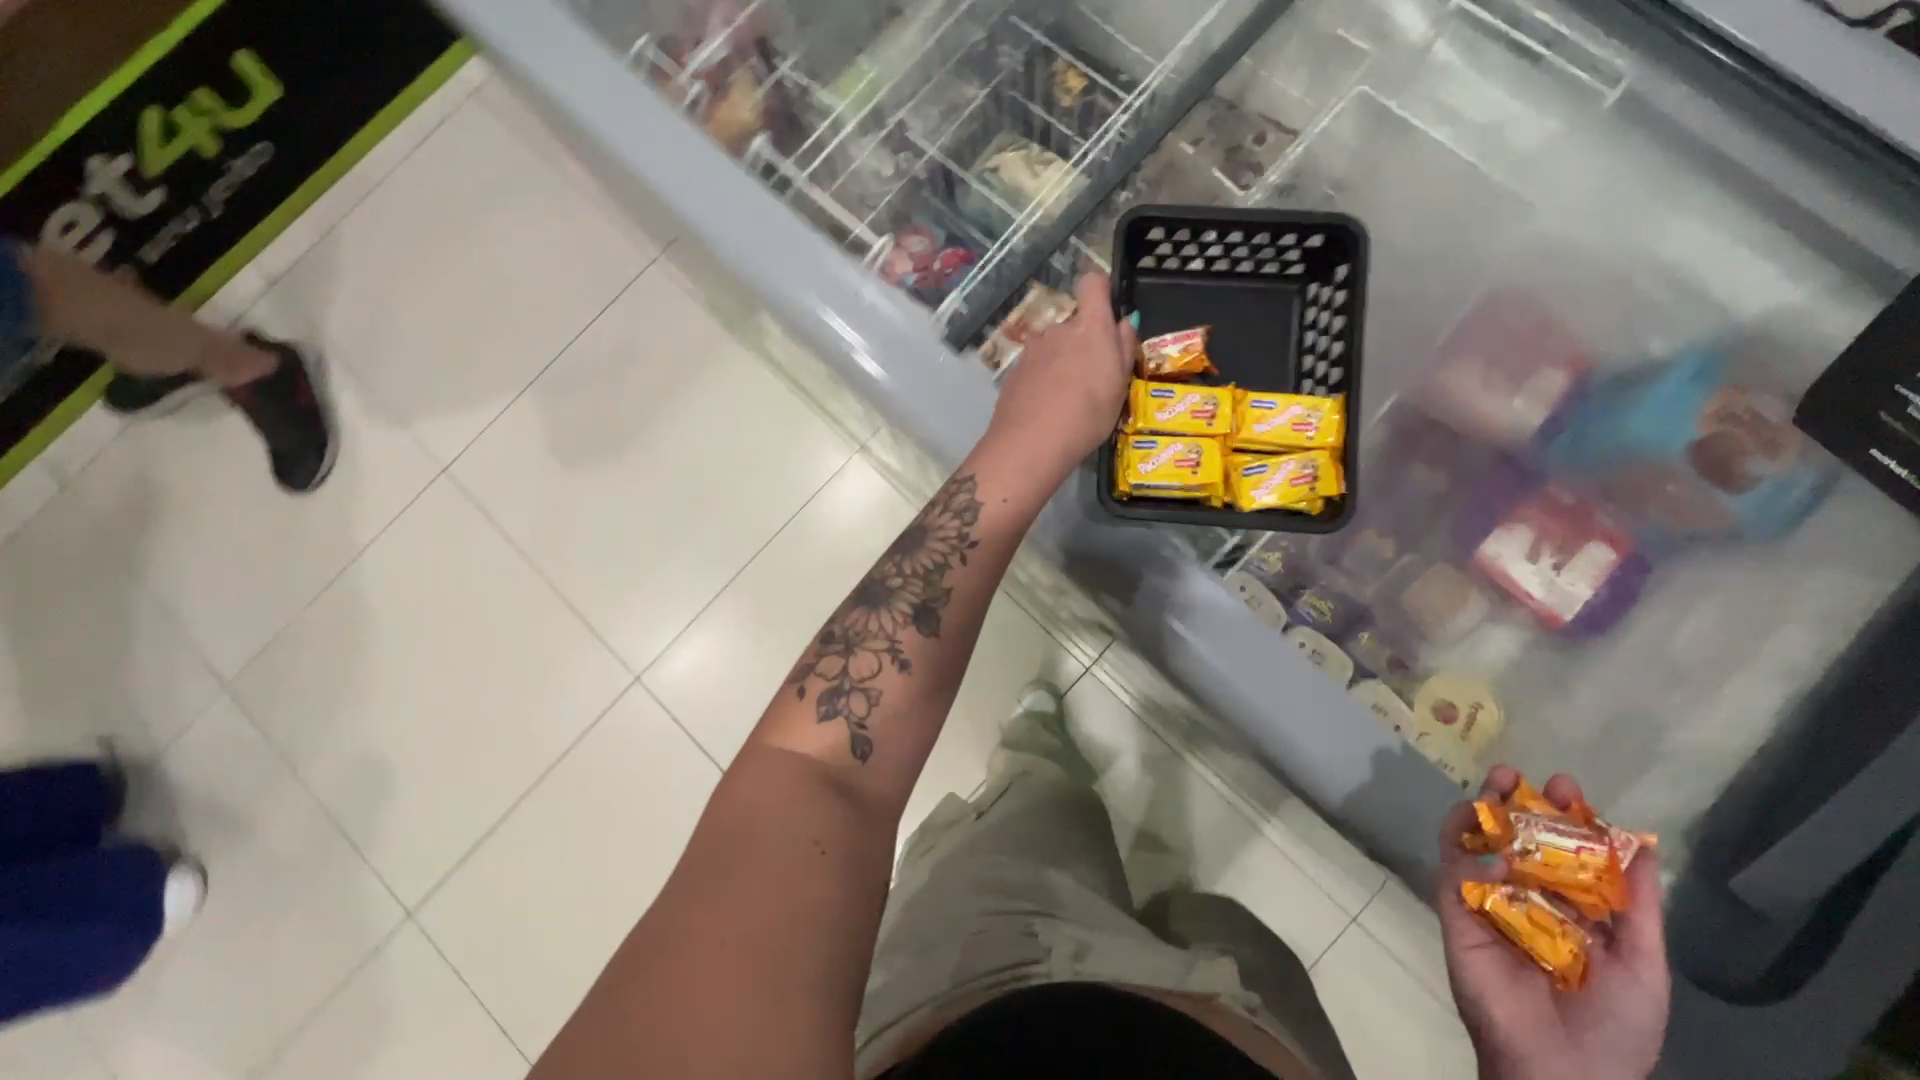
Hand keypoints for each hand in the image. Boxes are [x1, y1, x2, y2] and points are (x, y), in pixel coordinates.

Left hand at [985, 273, 1135, 481]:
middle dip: (1083, 342)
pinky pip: (1036, 367)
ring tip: (1068, 398)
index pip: (1092, 283)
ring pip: (1054, 347)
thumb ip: (1123, 348)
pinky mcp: (1015, 370)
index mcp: (1090, 327)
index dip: (1100, 291)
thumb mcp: (1120, 385)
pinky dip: (1043, 379)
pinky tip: (1047, 408)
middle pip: (1074, 324)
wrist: (1031, 443)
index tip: (1107, 312)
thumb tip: (1123, 321)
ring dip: (1062, 362)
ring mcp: (1033, 349)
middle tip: (1093, 378)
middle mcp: (1058, 329)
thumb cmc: (1088, 414)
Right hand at [1437, 766, 1670, 1079]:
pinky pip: (1455, 876)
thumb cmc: (1614, 1025)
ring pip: (1476, 846)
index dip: (1563, 816)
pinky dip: (1465, 853)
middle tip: (1518, 775)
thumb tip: (1645, 844)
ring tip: (1494, 785)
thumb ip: (1639, 906)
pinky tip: (1490, 848)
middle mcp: (1525, 898)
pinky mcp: (1456, 915)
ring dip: (1481, 813)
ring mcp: (1486, 904)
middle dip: (1516, 803)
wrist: (1564, 1070)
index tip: (1567, 786)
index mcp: (1570, 909)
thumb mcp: (1643, 964)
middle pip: (1514, 839)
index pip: (1562, 850)